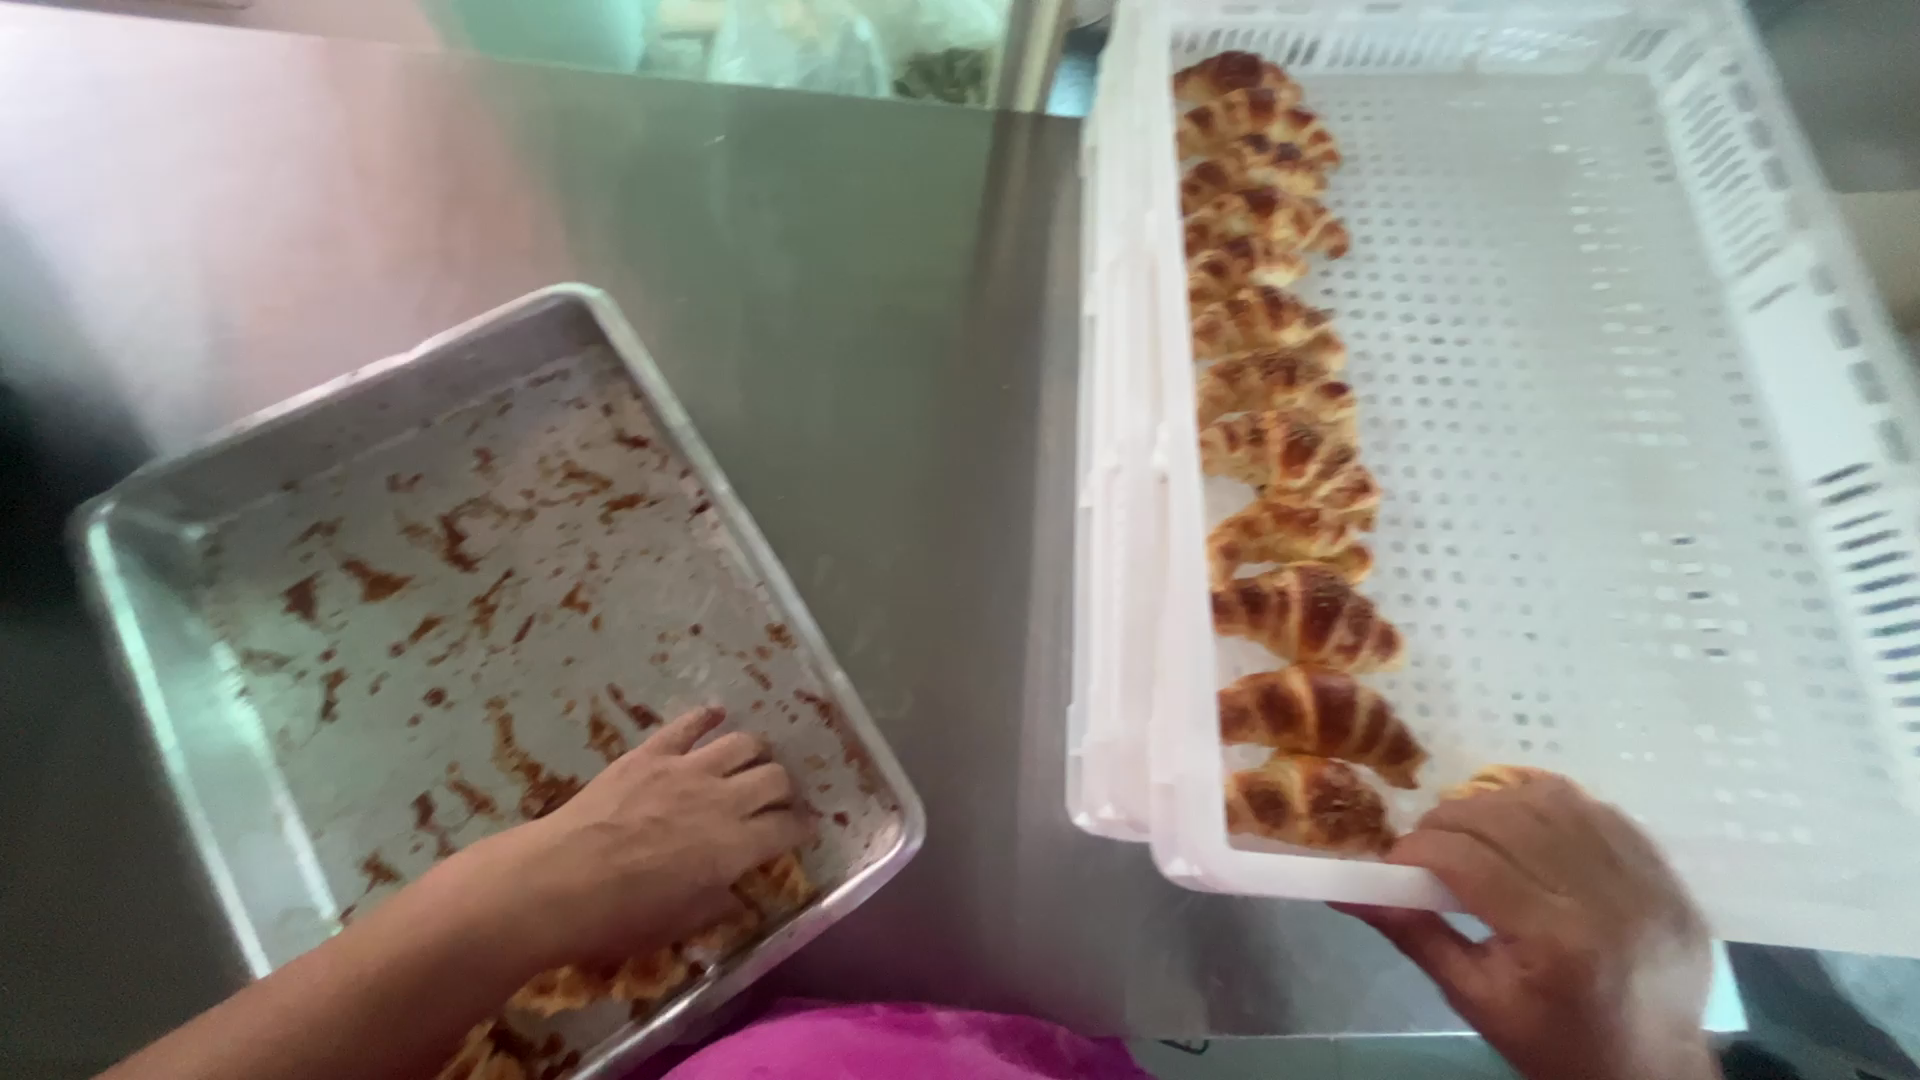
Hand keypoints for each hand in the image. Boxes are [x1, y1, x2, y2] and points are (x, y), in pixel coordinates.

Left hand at [441, 707, 809, 971]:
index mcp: (734, 846)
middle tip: (778, 798)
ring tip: (752, 759)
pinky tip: (716, 714)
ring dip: (756, 752)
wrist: (555, 883)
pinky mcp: (653, 753)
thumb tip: (739, 896)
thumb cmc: (618, 918)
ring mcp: (688, 770)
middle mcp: (723, 800)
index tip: (805, 828)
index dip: (802, 827)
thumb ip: (717, 906)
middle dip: (785, 788)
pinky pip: (689, 724)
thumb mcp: (678, 926)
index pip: (787, 827)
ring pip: (743, 743)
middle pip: (775, 778)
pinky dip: (707, 716)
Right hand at [1337, 775, 1715, 1079]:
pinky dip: (1545, 803)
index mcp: (1556, 942)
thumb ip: (1409, 930)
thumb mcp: (1471, 996)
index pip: (1465, 859)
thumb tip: (1342, 889)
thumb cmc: (1552, 1044)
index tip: (1395, 863)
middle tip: (1429, 846)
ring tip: (1473, 832)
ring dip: (1493, 804)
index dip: (1414, 849)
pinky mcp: (1664, 875)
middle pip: (1502, 818)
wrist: (1655, 1076)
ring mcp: (1645, 883)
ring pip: (1546, 800)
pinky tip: (1522, 825)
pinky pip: (1592, 807)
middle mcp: (1606, 902)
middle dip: (1446, 821)